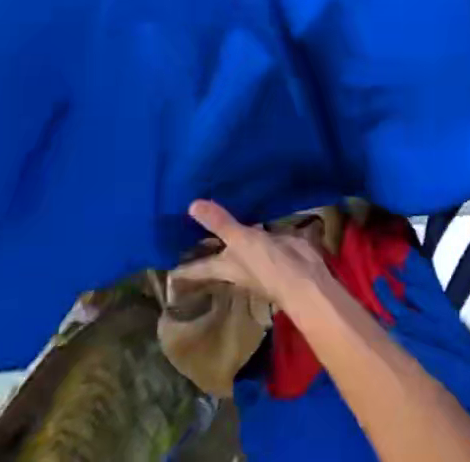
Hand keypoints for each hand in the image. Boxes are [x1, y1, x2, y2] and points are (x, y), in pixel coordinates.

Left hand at [172, 200, 332, 307]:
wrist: (304, 276)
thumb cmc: (266, 265)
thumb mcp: (240, 242)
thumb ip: (219, 223)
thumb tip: (191, 205)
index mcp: (224, 266)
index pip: (197, 268)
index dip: (182, 266)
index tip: (165, 261)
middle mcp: (235, 260)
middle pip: (214, 251)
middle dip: (202, 238)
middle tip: (184, 215)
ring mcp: (254, 250)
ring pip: (234, 236)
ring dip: (226, 223)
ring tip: (210, 199)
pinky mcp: (271, 240)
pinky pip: (256, 225)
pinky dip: (250, 214)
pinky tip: (244, 195)